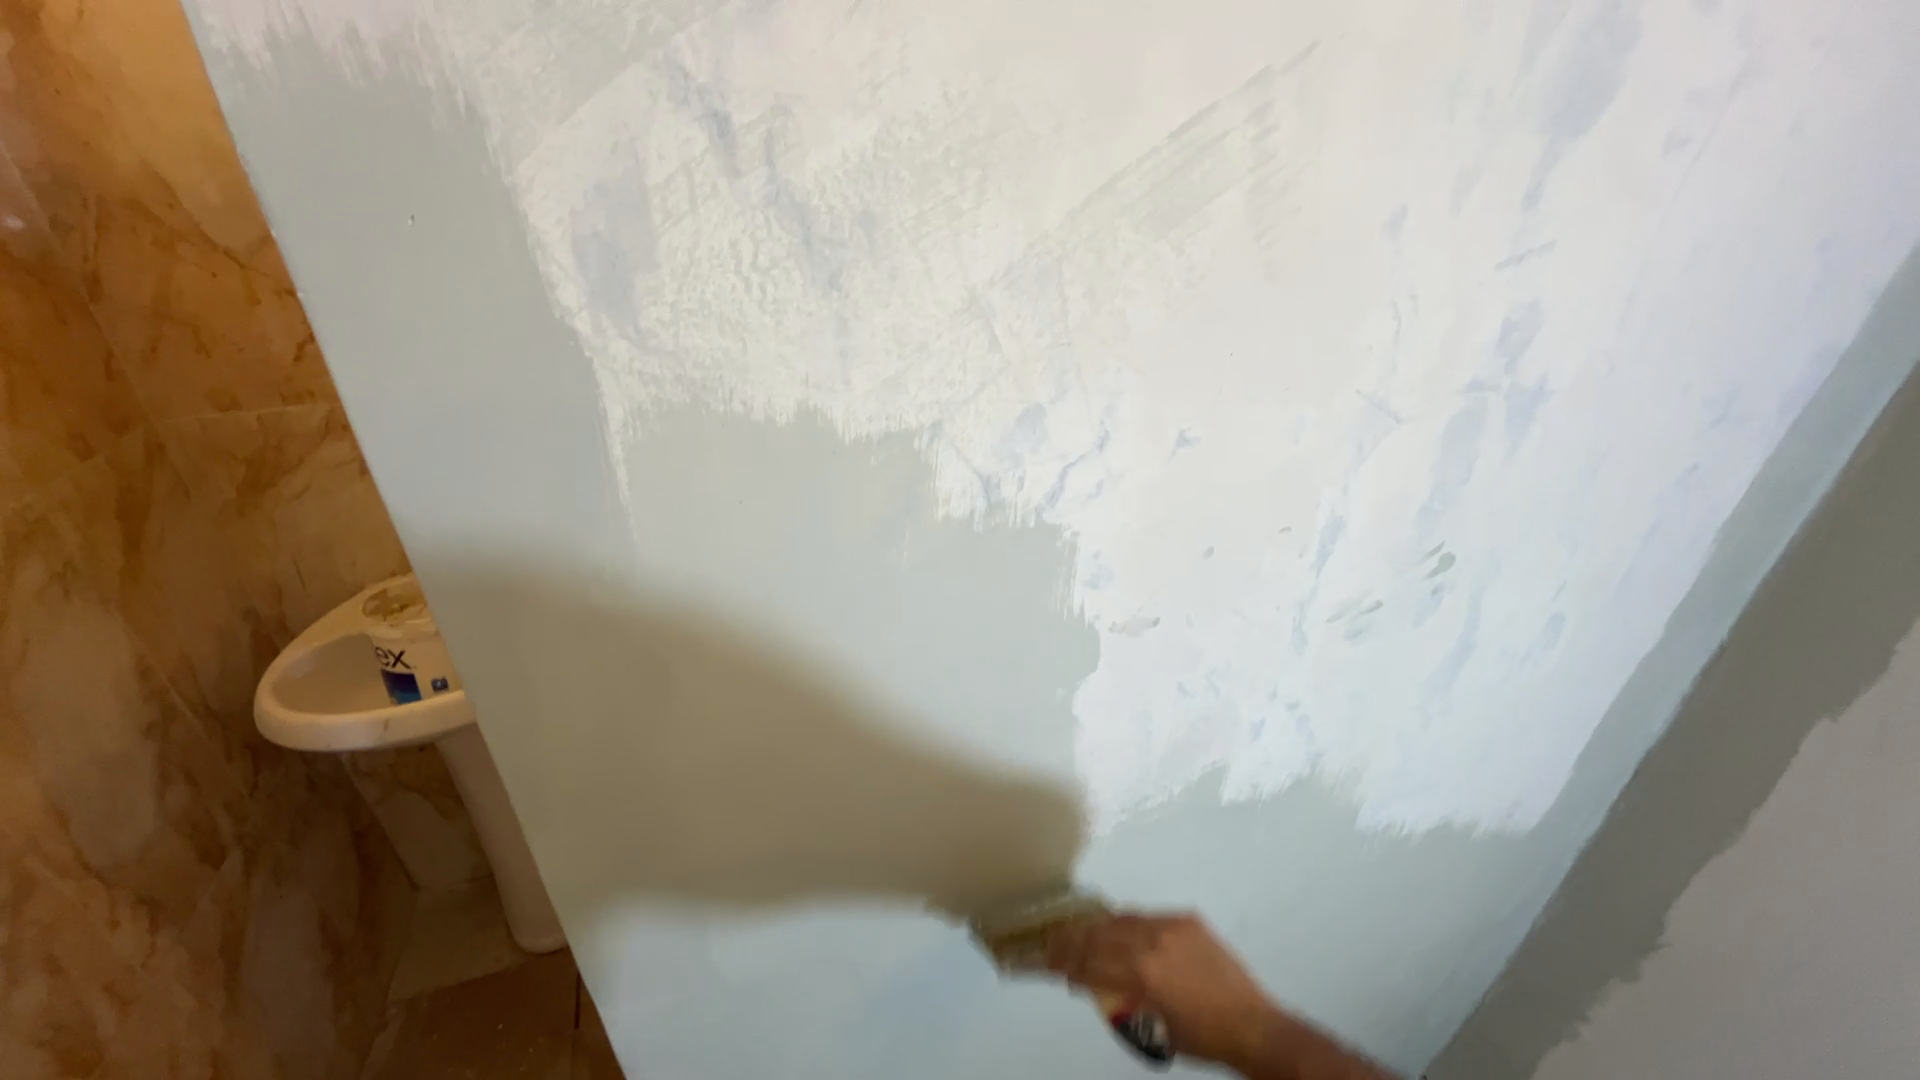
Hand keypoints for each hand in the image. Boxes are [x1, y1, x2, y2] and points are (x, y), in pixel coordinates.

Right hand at [1044, 912, 1277, 1067]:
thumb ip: (1119, 998)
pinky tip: (1124, 932)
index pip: (1089, 962)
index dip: (1064, 961)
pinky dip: (1131, 925)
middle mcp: (1151, 942)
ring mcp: (1170, 926)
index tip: (1046, 959)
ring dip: (1100, 927)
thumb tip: (1090, 981)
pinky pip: (1149, 917)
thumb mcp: (1151, 1027)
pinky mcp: (1187, 919)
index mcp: (1140, 973)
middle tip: (1054, 942)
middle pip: (1099, 933)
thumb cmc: (1200, 1038)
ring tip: (1084, 933)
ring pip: (1122, 919)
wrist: (1252, 1025)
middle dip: (1073, 939)